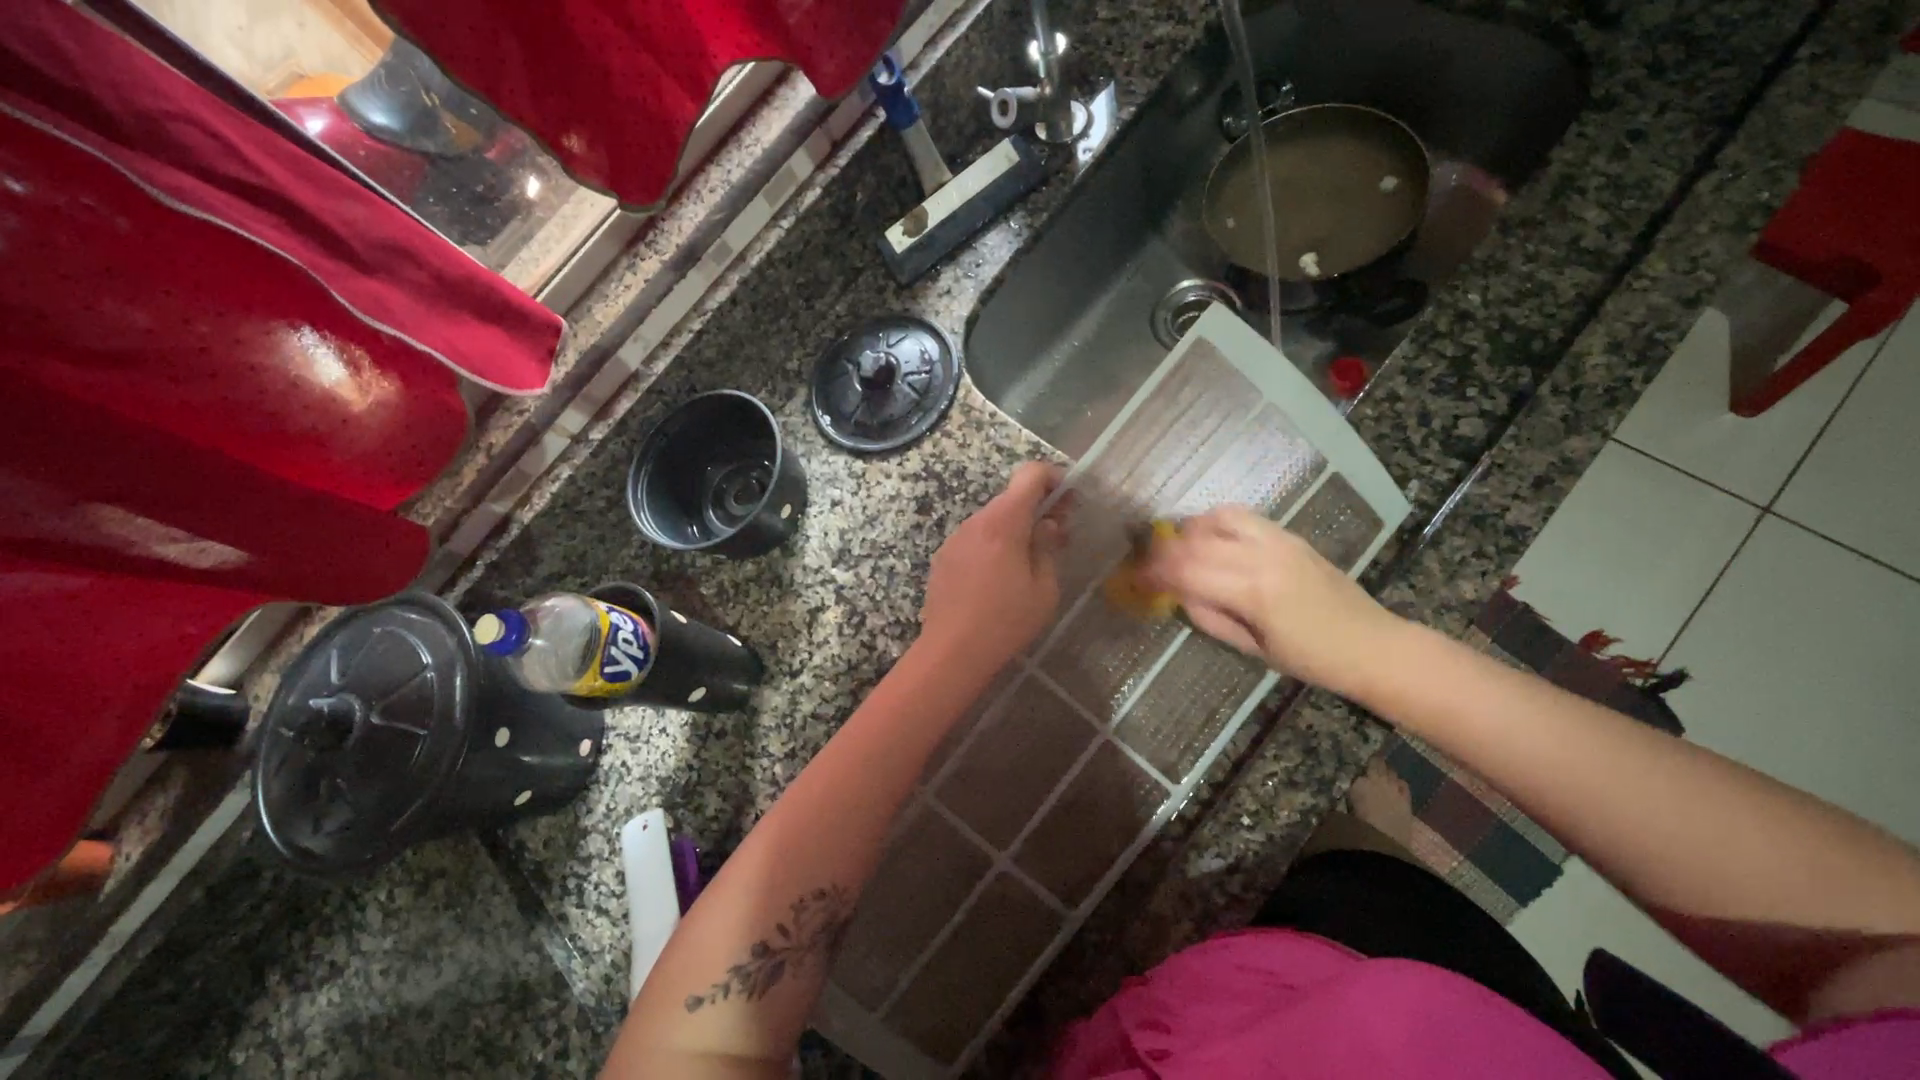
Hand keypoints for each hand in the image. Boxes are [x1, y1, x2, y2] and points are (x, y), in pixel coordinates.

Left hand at [920, 463, 1069, 674]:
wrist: (952, 651)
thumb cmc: (1006, 621)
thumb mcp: (1044, 589)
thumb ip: (1047, 548)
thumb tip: (1047, 525)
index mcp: (1004, 523)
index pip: (1030, 474)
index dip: (1054, 478)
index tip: (1070, 500)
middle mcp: (976, 522)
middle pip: (1011, 498)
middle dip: (1038, 509)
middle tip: (1059, 536)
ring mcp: (955, 539)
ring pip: (992, 520)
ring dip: (1015, 529)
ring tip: (1030, 561)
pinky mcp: (943, 557)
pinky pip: (975, 540)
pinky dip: (993, 546)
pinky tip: (999, 578)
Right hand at [1143, 505, 1398, 695]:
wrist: (1370, 644)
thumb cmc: (1311, 659)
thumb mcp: (1252, 649)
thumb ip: (1211, 618)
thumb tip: (1180, 595)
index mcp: (1253, 592)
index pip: (1187, 572)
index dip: (1155, 573)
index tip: (1136, 579)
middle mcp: (1263, 556)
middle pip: (1196, 541)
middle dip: (1164, 551)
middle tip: (1147, 564)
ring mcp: (1278, 540)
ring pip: (1218, 517)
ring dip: (1191, 531)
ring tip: (1179, 548)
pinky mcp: (1289, 535)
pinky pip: (1243, 517)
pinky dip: (1217, 523)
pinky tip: (1210, 541)